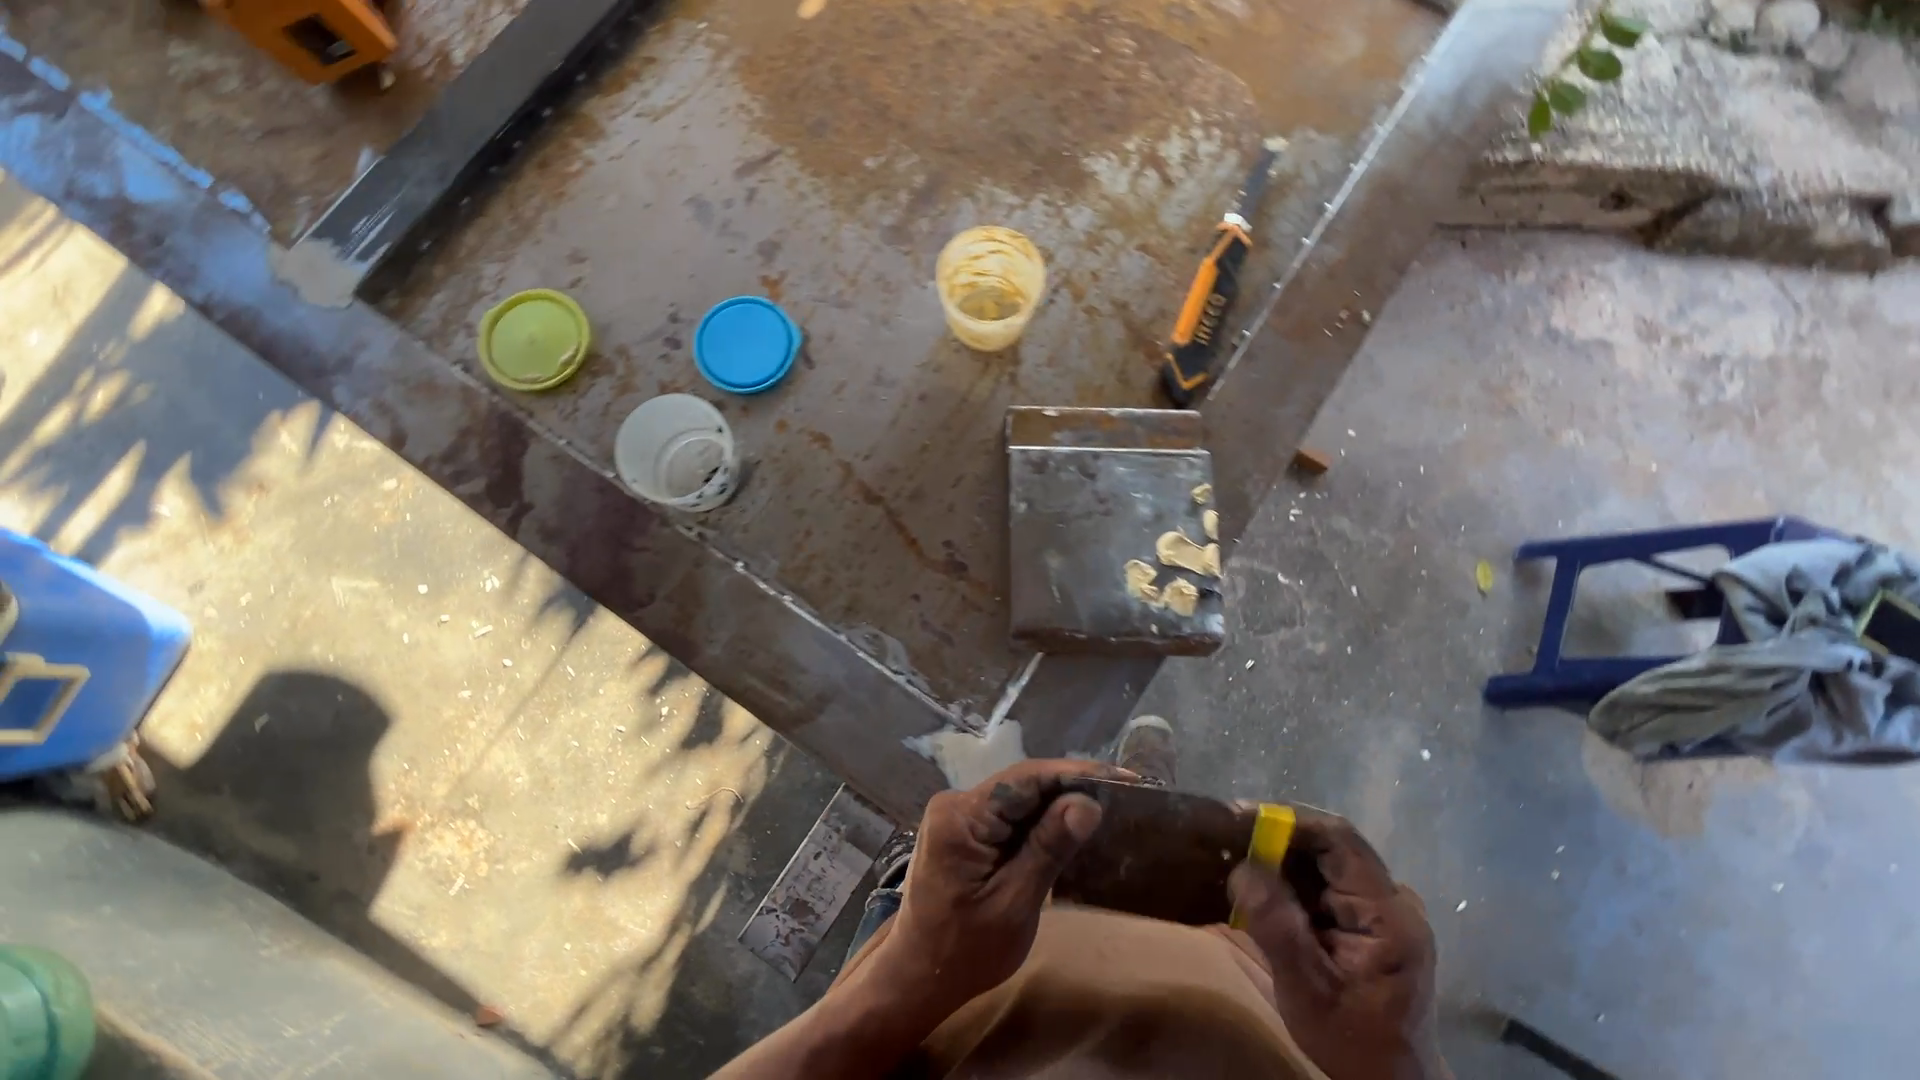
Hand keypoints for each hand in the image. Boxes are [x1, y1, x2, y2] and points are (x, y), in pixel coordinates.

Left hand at [874, 758, 1131, 1013]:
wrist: (918, 976)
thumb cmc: (965, 950)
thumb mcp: (1015, 903)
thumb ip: (1048, 849)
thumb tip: (1088, 804)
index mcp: (960, 817)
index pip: (1026, 778)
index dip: (1076, 774)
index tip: (1122, 778)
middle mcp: (955, 804)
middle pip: (1022, 783)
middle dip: (1072, 786)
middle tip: (1124, 792)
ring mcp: (957, 816)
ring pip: (1018, 798)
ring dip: (1059, 803)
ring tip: (1108, 804)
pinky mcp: (963, 830)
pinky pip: (1008, 815)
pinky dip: (1040, 820)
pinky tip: (1070, 825)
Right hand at [1229, 810, 1442, 1079]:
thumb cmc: (1351, 1042)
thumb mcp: (1307, 990)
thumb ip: (1278, 928)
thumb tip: (1243, 869)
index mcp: (1389, 914)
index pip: (1340, 840)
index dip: (1290, 821)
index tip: (1240, 817)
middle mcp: (1395, 901)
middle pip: (1332, 847)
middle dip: (1279, 840)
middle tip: (1228, 839)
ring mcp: (1387, 910)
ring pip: (1327, 864)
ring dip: (1283, 861)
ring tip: (1239, 861)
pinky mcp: (1374, 921)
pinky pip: (1329, 884)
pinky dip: (1294, 882)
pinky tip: (1264, 890)